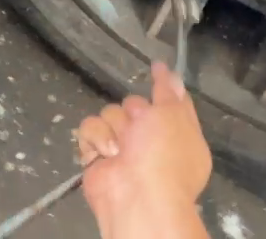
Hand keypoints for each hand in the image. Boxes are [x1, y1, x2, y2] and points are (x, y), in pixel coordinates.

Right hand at [74, 62, 212, 238]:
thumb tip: (172, 72)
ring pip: (110, 113)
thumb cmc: (164, 154)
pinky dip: (96, 139)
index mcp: (176, 135)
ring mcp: (123, 149)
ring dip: (113, 127)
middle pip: (133, 105)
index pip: (170, 102)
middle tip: (137, 127)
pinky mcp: (98, 155)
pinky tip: (105, 153)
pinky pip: (90, 129)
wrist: (137, 197)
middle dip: (132, 111)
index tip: (156, 67)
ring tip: (119, 148)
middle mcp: (150, 141)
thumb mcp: (173, 116)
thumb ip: (169, 92)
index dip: (164, 87)